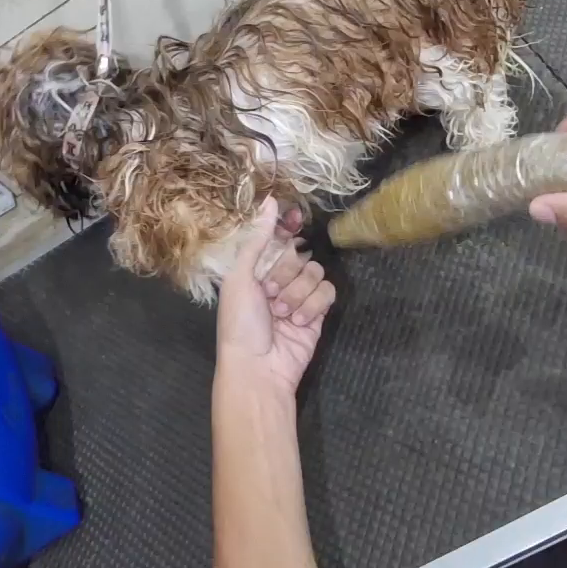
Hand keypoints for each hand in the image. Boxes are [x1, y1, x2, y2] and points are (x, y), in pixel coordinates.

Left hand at [216, 198, 336, 397]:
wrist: (258, 368)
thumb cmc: (239, 322)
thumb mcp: (239, 276)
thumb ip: (257, 238)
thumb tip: (270, 200)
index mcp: (255, 267)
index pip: (277, 237)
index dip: (287, 226)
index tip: (295, 219)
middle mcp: (278, 278)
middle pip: (299, 253)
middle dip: (285, 273)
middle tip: (269, 293)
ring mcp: (299, 295)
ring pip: (315, 271)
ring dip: (298, 292)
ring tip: (282, 314)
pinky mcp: (318, 312)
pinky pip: (327, 291)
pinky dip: (313, 305)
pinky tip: (299, 321)